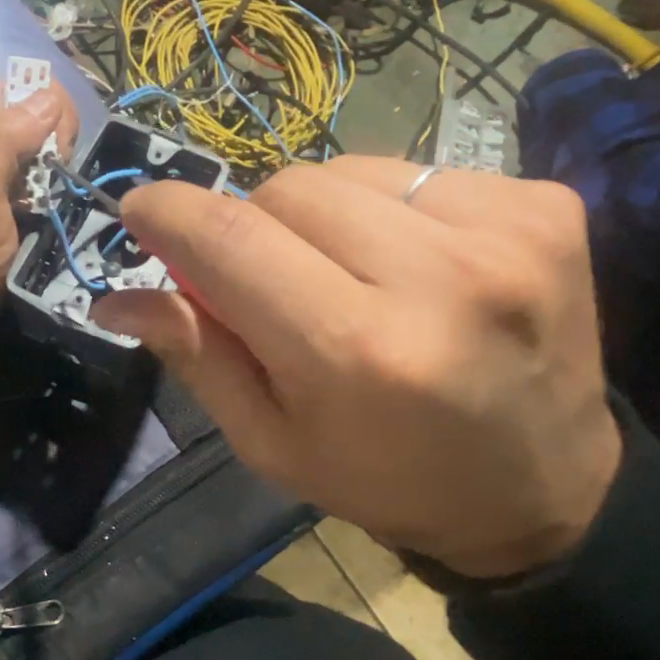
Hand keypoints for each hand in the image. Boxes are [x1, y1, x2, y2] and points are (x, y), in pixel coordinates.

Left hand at [0, 83, 78, 317]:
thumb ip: (0, 142)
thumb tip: (47, 97)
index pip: (24, 88)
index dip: (50, 112)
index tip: (55, 152)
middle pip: (38, 114)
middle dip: (57, 141)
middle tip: (50, 183)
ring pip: (44, 144)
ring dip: (57, 166)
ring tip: (46, 200)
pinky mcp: (10, 195)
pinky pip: (42, 173)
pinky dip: (52, 185)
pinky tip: (45, 209)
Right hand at [91, 157, 622, 578]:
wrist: (543, 490)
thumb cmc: (384, 478)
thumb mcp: (269, 440)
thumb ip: (195, 355)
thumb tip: (115, 298)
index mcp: (356, 352)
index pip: (231, 240)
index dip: (169, 213)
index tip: (138, 211)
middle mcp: (438, 277)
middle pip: (286, 189)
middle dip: (251, 226)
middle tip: (265, 278)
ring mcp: (504, 230)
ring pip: (346, 169)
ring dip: (319, 213)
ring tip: (346, 271)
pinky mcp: (545, 205)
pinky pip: (413, 171)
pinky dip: (384, 208)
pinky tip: (408, 262)